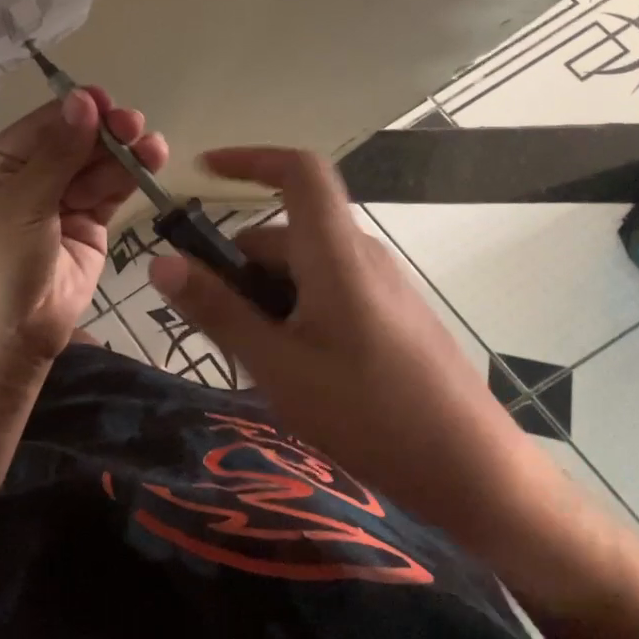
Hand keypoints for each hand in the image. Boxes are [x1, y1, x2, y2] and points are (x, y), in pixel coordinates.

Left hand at [0, 87, 167, 367]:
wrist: (13, 334)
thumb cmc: (1, 263)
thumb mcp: (22, 203)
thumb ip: (57, 153)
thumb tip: (82, 99)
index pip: (41, 126)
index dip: (74, 111)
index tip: (106, 101)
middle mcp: (29, 175)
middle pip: (73, 141)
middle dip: (103, 133)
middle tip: (133, 125)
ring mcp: (60, 199)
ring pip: (96, 164)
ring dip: (122, 153)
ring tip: (150, 145)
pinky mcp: (89, 223)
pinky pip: (110, 191)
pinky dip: (129, 176)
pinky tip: (152, 160)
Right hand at [147, 147, 535, 531]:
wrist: (479, 479)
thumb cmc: (371, 415)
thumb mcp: (276, 365)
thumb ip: (216, 311)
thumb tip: (159, 263)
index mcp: (335, 254)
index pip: (298, 172)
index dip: (248, 159)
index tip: (201, 171)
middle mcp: (362, 258)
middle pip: (283, 234)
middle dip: (236, 266)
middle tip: (208, 324)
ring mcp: (383, 289)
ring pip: (302, 269)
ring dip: (263, 297)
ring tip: (251, 360)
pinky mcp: (394, 320)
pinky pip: (328, 293)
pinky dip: (293, 313)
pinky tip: (292, 372)